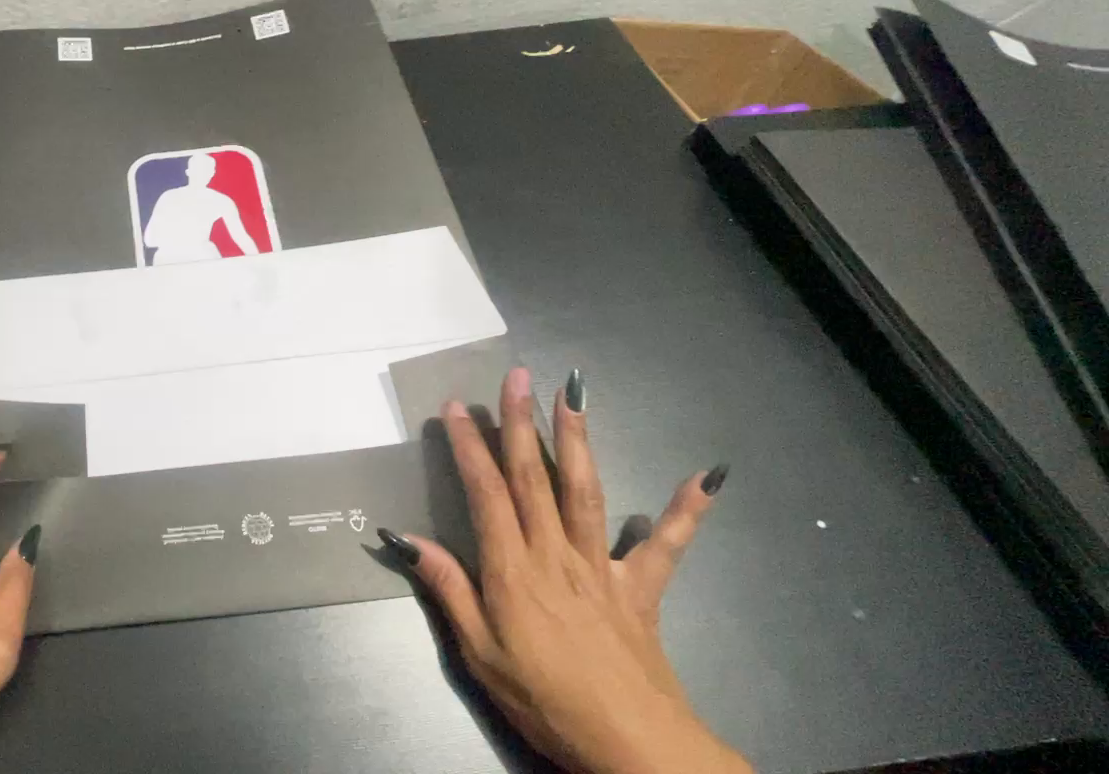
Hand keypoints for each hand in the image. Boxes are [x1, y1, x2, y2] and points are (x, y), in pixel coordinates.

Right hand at [380, 368, 749, 773]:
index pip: (486, 494)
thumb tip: (405, 538)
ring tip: (575, 394)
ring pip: (586, 492)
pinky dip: (686, 511)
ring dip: (577, 440)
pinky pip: (666, 548)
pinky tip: (707, 474)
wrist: (633, 748)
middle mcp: (556, 554)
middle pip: (534, 478)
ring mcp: (602, 567)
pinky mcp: (641, 589)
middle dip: (520, 423)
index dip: (470, 447)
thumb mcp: (479, 654)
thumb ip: (448, 589)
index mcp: (513, 570)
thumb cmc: (544, 700)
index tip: (456, 407)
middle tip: (516, 376)